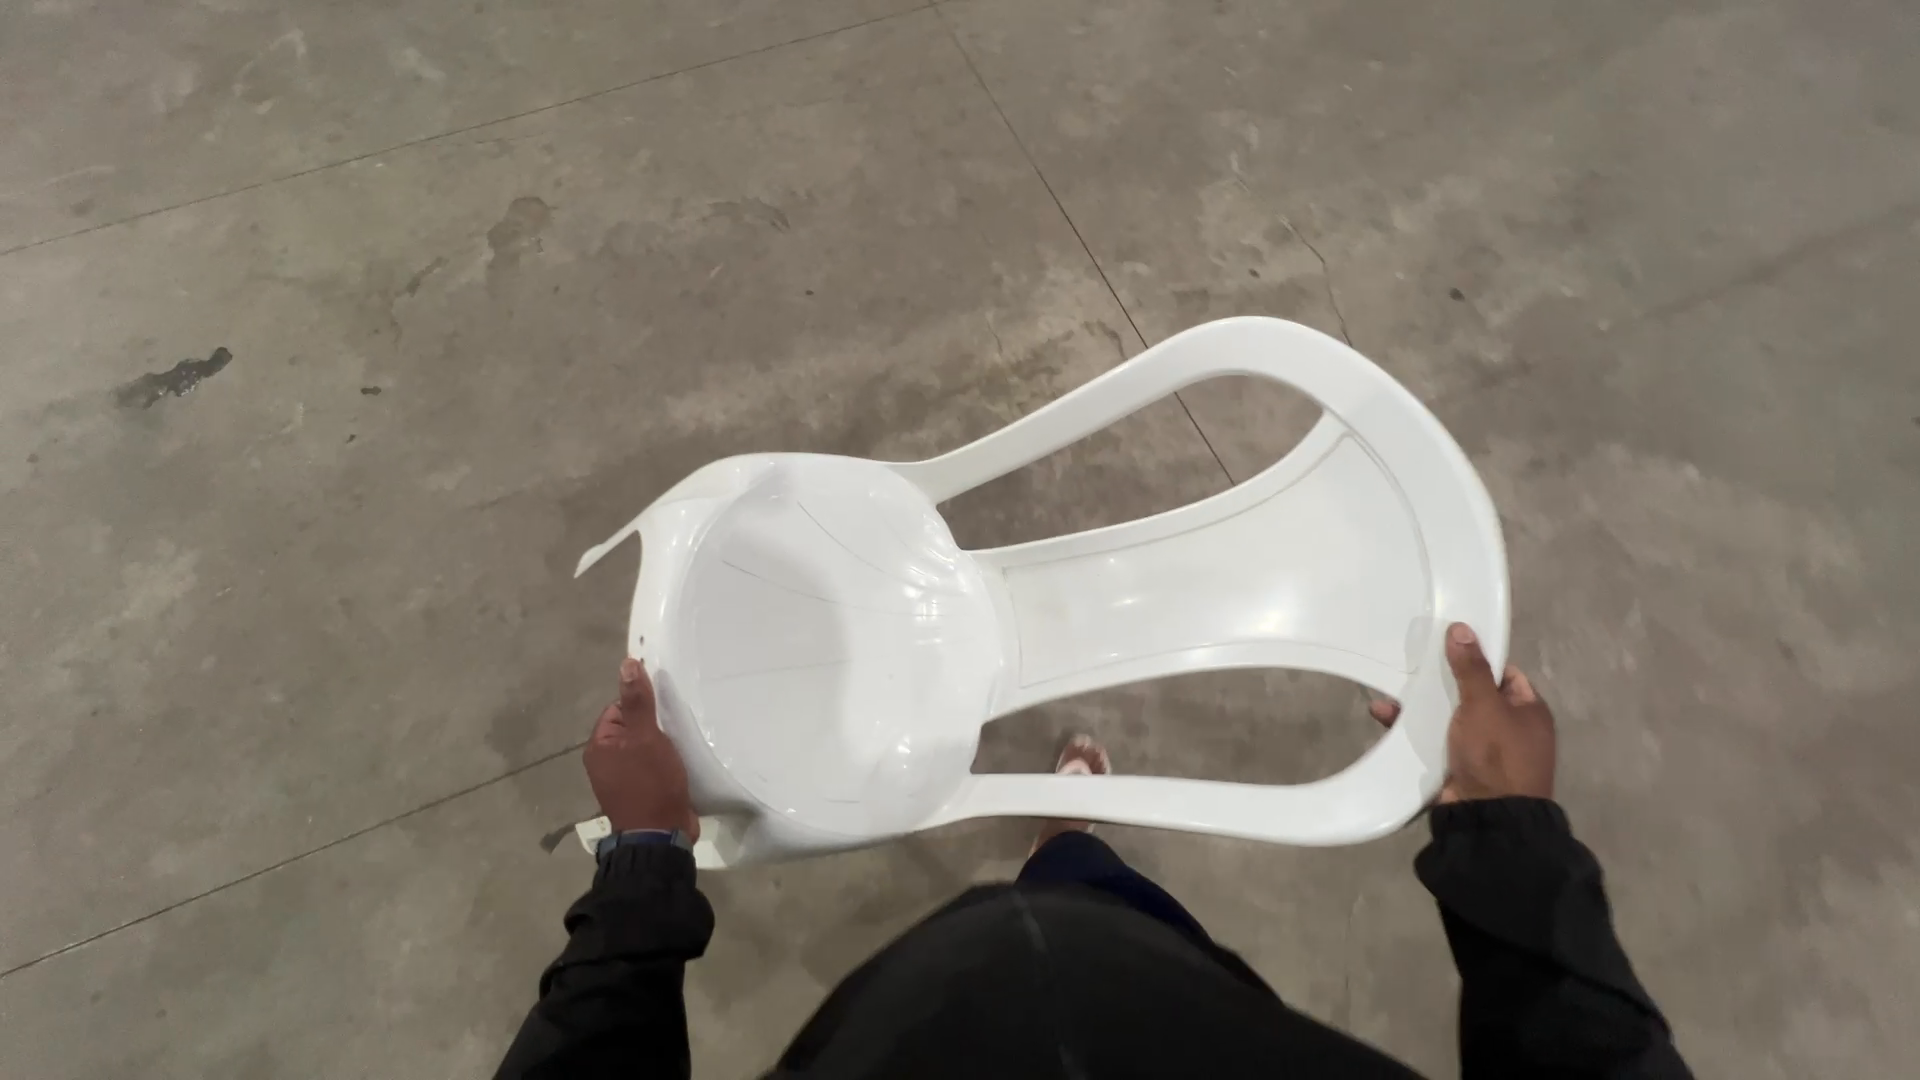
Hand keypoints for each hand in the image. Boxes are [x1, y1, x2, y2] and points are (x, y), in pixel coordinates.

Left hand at [584, 659, 700, 837]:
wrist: (661, 834)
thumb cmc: (649, 782)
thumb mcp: (646, 737)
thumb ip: (637, 702)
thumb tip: (626, 663)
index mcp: (600, 747)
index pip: (619, 709)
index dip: (642, 706)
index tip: (664, 711)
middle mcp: (607, 762)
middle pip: (634, 728)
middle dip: (657, 724)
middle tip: (678, 724)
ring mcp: (625, 779)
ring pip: (647, 747)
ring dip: (665, 743)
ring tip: (685, 740)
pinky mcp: (644, 791)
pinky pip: (655, 765)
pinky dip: (669, 760)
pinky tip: (685, 759)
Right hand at [1369, 622, 1555, 802]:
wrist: (1488, 814)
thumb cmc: (1496, 754)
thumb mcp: (1484, 705)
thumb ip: (1472, 668)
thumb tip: (1462, 628)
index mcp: (1527, 712)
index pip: (1504, 673)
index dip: (1477, 659)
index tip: (1446, 648)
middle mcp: (1508, 728)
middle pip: (1470, 693)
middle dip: (1439, 681)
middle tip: (1412, 663)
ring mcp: (1481, 747)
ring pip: (1446, 714)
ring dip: (1418, 703)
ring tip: (1390, 687)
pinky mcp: (1455, 762)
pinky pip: (1430, 736)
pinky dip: (1409, 726)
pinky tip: (1383, 713)